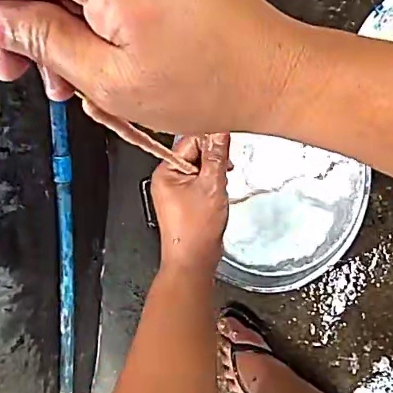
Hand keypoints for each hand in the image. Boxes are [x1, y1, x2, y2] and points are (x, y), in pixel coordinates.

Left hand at [149, 133, 230, 270]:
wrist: (192, 260)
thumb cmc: (195, 230)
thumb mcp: (212, 185)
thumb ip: (217, 155)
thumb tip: (220, 131)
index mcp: (165, 170)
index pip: (190, 140)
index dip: (210, 141)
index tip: (226, 146)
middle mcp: (166, 178)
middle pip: (194, 153)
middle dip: (214, 160)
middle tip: (224, 172)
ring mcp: (175, 189)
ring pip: (199, 167)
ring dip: (214, 172)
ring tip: (218, 188)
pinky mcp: (184, 199)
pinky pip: (199, 181)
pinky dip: (212, 183)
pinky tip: (217, 194)